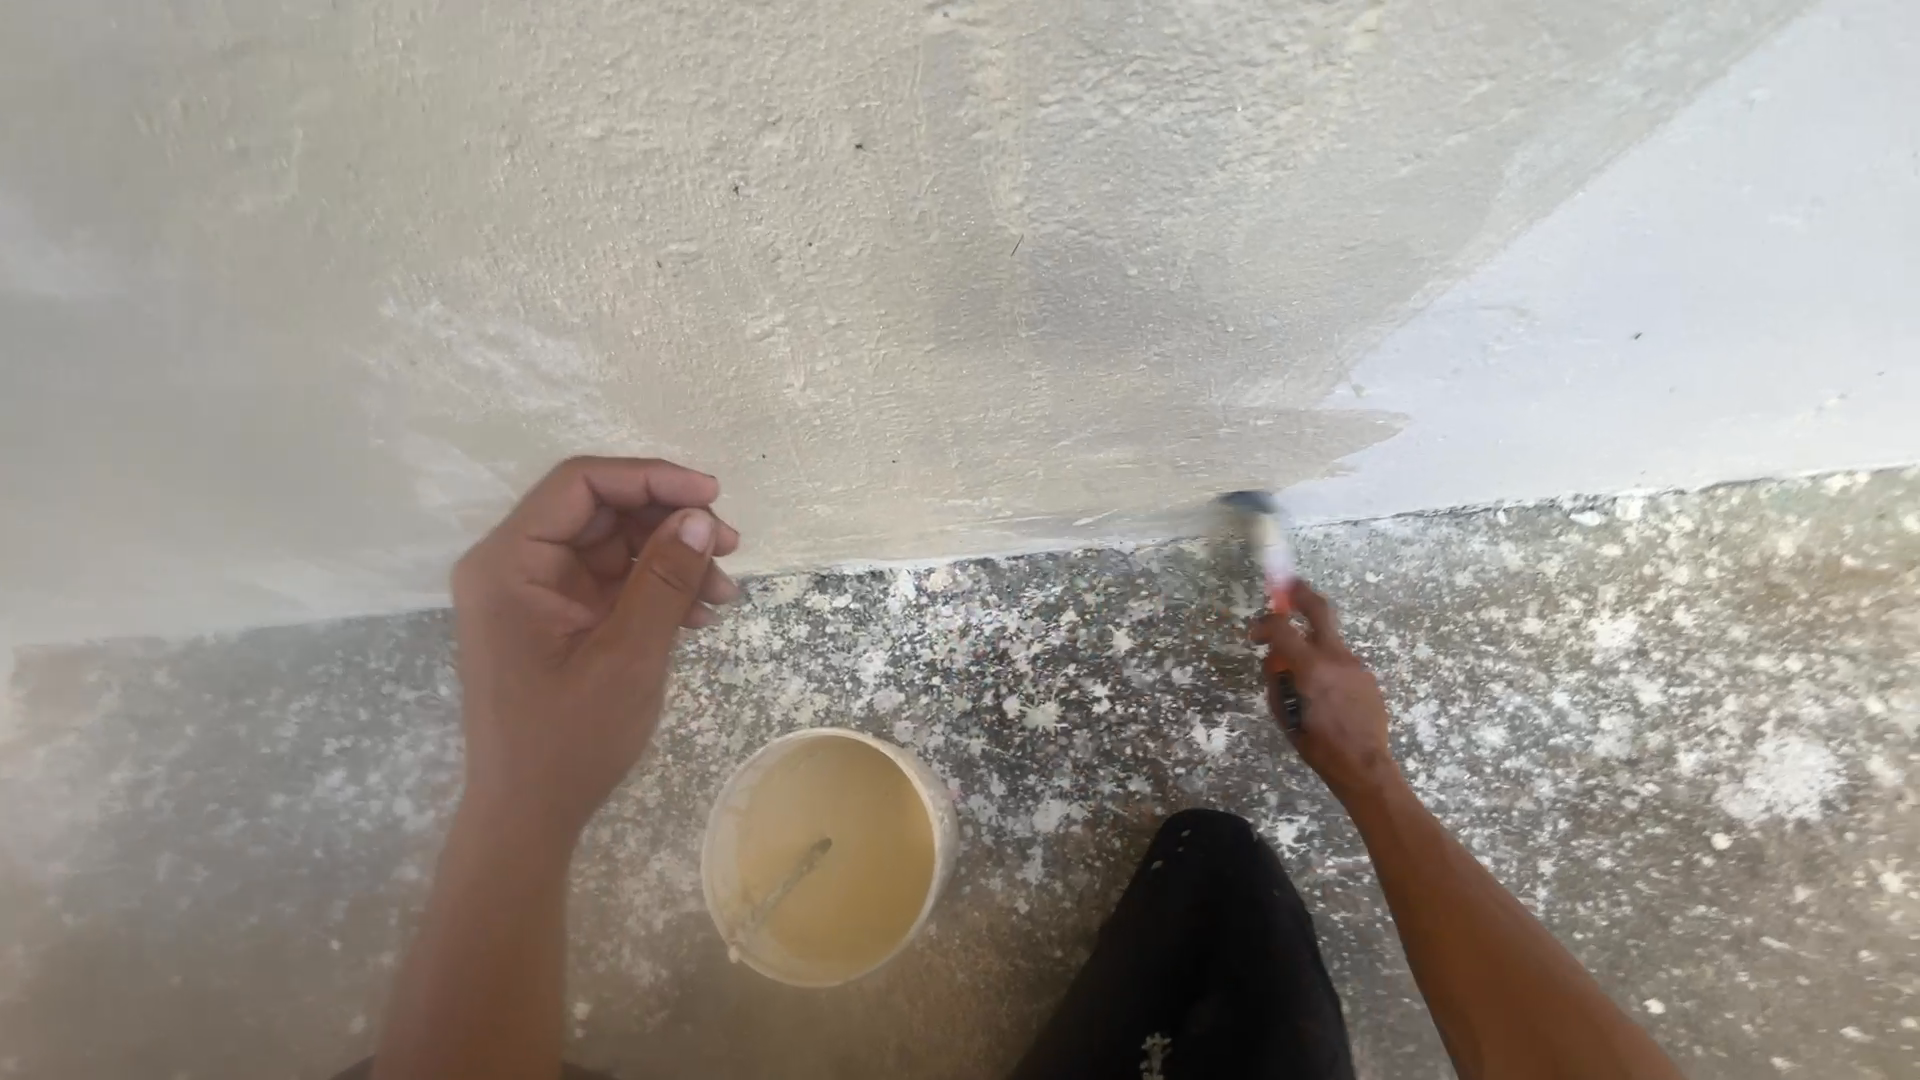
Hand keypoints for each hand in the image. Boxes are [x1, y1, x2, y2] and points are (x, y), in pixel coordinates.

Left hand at [450, 457, 741, 840]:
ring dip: (676, 559)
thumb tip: (699, 518)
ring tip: (724, 594)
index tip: (711, 494)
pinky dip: (663, 589)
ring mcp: (542, 592)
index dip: (650, 478)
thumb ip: (664, 580)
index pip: (581, 486)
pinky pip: (621, 582)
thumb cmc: (567, 740)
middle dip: (671, 523)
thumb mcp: (627, 655)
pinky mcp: (565, 617)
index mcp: (510, 564)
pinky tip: (700, 614)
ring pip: (621, 546)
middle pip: (605, 512)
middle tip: (729, 548)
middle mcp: (519, 566)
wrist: (531, 815)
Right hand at [1252, 581, 1399, 802]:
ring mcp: (1356, 665)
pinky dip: (1328, 668)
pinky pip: (1340, 663)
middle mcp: (1336, 657)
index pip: (1282, 627)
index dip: (1264, 624)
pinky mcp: (1367, 676)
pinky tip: (1326, 695)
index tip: (1255, 634)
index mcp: (1310, 667)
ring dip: (1313, 647)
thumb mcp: (1281, 711)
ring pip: (1329, 642)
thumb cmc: (1314, 743)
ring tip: (1305, 679)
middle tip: (1288, 586)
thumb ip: (1275, 677)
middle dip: (1301, 593)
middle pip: (1320, 610)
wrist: (1363, 764)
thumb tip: (1275, 657)